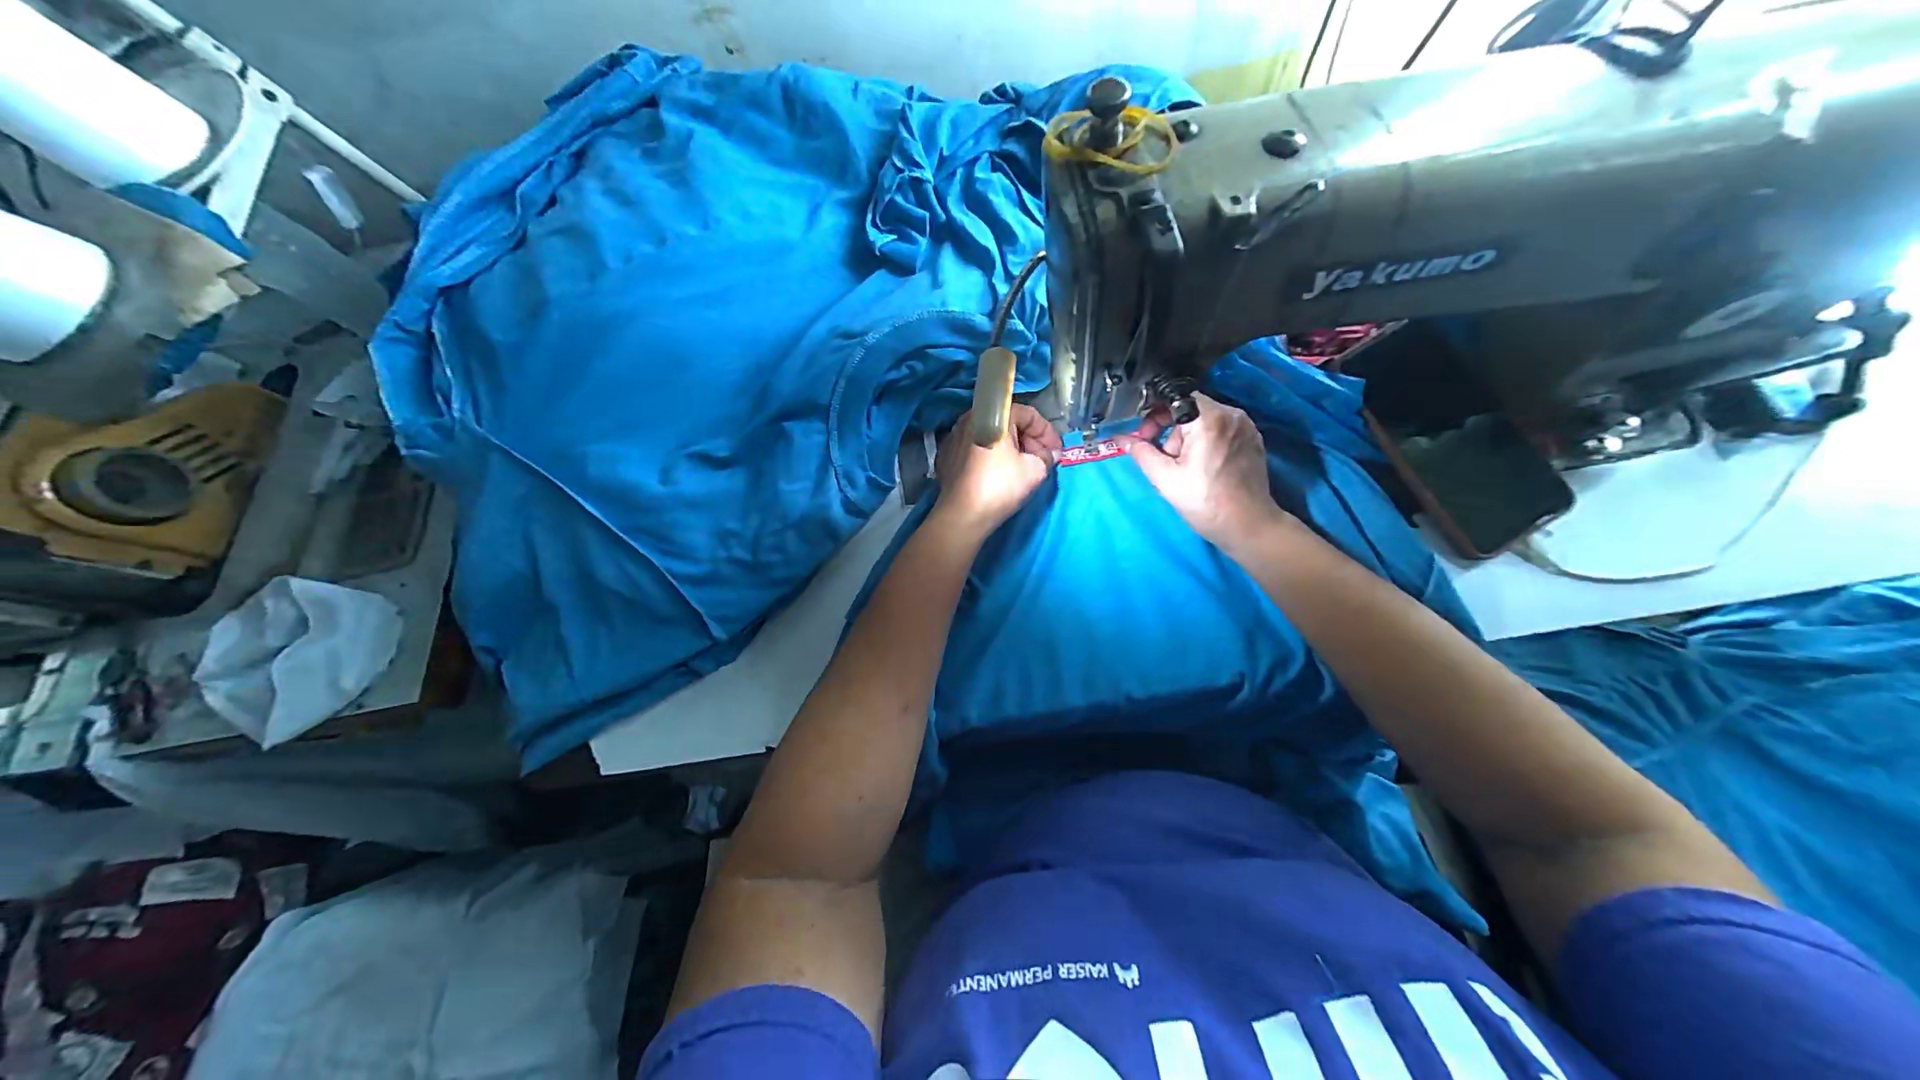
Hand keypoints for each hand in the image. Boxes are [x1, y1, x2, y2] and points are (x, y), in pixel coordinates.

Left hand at [931, 403, 1061, 540]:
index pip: (1028, 414)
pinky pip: (976, 449)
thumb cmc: (1000, 486)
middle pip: (1008, 423)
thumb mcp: (1035, 471)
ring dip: (1010, 448)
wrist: (962, 515)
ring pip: (991, 436)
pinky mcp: (947, 456)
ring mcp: (954, 437)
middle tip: (1042, 459)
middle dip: (1029, 439)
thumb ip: (1047, 457)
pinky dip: (991, 456)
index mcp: (992, 416)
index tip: (1056, 451)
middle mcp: (970, 419)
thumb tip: (1050, 454)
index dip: (1046, 432)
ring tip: (1023, 467)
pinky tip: (1000, 473)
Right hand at [1125, 393, 1289, 549]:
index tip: (1146, 436)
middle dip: (1171, 429)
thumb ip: (1141, 453)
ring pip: (1206, 418)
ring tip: (1186, 466)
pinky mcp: (1253, 438)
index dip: (1155, 413)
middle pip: (1190, 408)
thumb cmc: (1205, 502)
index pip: (1175, 397)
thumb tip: (1121, 439)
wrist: (1247, 525)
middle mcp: (1232, 415)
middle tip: (1165, 457)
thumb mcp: (1165, 479)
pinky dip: (1207, 441)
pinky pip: (1222, 428)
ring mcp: (1246, 426)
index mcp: (1210, 420)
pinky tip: (1204, 465)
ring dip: (1189, 437)